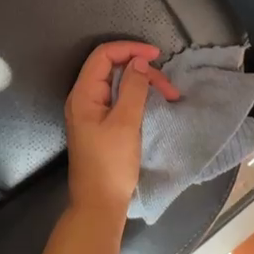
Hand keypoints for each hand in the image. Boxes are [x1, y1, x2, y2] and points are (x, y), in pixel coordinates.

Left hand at [63, 42, 179, 218]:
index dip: (129, 49)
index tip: (156, 55)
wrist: (99, 204)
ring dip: (144, 84)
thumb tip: (139, 62)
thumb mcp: (126, 123)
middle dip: (142, 71)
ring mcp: (92, 112)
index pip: (104, 56)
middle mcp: (84, 98)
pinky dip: (138, 97)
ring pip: (119, 84)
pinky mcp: (100, 124)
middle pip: (112, 68)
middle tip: (169, 87)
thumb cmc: (111, 164)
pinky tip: (154, 103)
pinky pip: (119, 99)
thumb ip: (133, 88)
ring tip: (170, 96)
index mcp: (84, 94)